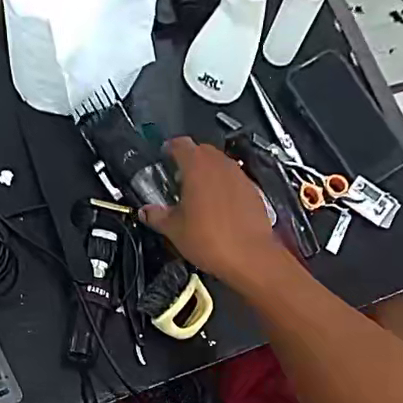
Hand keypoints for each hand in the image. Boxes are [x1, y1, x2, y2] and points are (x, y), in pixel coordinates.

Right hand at [141, 137, 291, 290]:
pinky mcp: (254, 192)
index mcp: (197, 166)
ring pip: (220, 166)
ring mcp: (240, 177)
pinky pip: (235, 183)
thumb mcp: (175, 230)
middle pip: (202, 151)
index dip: (170, 149)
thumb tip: (147, 212)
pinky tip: (219, 209)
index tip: (165, 156)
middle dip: (189, 161)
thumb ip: (157, 216)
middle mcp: (220, 165)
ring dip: (208, 175)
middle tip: (179, 179)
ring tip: (198, 196)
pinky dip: (225, 189)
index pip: (180, 144)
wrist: (250, 257)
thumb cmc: (213, 241)